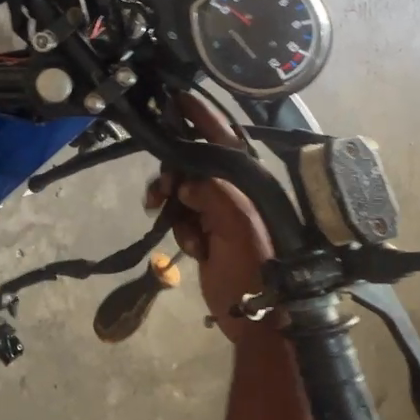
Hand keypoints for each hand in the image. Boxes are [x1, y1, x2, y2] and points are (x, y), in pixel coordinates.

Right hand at [146, 95, 276, 344]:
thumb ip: (212, 194)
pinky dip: (177, 224)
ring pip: (182, 187)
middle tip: (161, 187)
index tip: (176, 95)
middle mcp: (234, 190)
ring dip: (171, 199)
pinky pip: (181, 214)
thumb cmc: (257, 270)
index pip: (222, 138)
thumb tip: (185, 182)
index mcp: (249, 183)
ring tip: (161, 210)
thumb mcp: (239, 226)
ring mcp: (219, 211)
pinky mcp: (205, 231)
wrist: (258, 323)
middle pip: (193, 161)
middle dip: (173, 169)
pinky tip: (189, 244)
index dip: (200, 115)